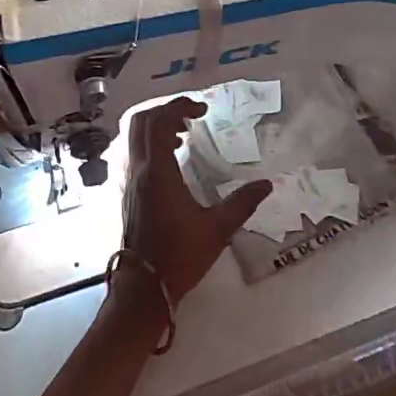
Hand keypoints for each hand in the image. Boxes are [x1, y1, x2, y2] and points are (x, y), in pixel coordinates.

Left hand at [122, 98, 270, 306]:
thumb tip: (267, 184)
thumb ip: (242, 202)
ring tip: (183, 135)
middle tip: (191, 116)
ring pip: (133, 137)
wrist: (143, 289)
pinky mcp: (127, 194)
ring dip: (156, 126)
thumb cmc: (180, 257)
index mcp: (158, 173)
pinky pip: (134, 154)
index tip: (203, 109)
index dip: (179, 107)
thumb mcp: (217, 228)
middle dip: (165, 110)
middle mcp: (138, 172)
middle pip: (140, 122)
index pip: (159, 122)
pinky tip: (173, 160)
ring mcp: (129, 183)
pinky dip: (150, 144)